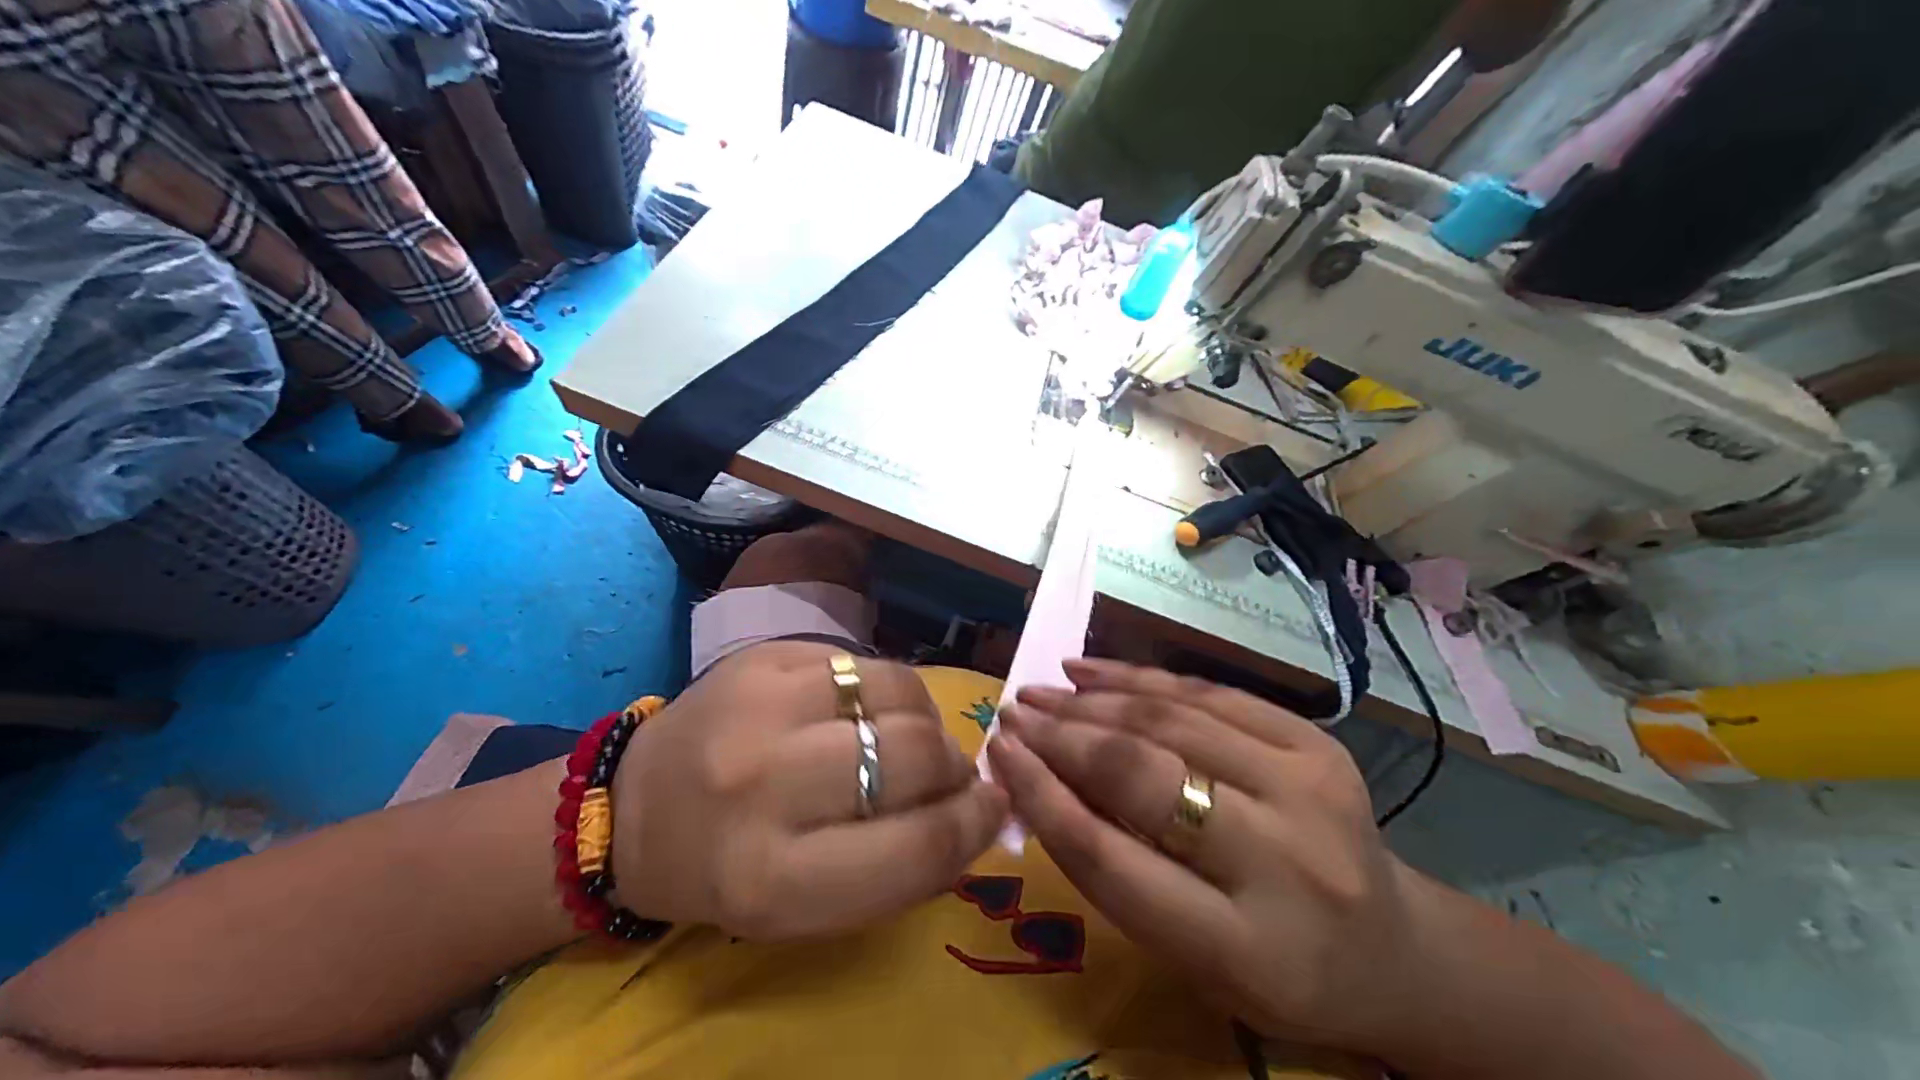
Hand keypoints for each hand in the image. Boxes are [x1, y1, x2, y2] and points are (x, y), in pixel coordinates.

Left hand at [609, 641, 1007, 939]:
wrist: (635, 807)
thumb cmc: (728, 872)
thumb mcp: (806, 911)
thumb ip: (899, 870)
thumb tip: (981, 814)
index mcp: (772, 878)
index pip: (917, 845)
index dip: (974, 825)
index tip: (991, 811)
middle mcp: (763, 784)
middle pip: (913, 756)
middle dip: (953, 768)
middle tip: (950, 776)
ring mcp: (759, 705)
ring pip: (898, 693)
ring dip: (927, 720)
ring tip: (913, 738)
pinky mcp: (760, 657)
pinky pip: (864, 663)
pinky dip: (889, 690)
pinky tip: (872, 711)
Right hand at [987, 658, 1436, 1055]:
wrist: (1392, 949)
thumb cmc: (1273, 971)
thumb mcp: (1186, 956)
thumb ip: (1111, 870)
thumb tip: (1035, 779)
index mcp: (1242, 946)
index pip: (1110, 858)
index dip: (1042, 797)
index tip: (998, 754)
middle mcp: (1283, 860)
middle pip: (1144, 776)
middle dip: (1064, 737)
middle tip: (1012, 714)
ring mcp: (1309, 787)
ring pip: (1173, 721)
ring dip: (1093, 701)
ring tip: (1041, 691)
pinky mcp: (1316, 742)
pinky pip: (1208, 693)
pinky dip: (1141, 679)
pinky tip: (1091, 671)